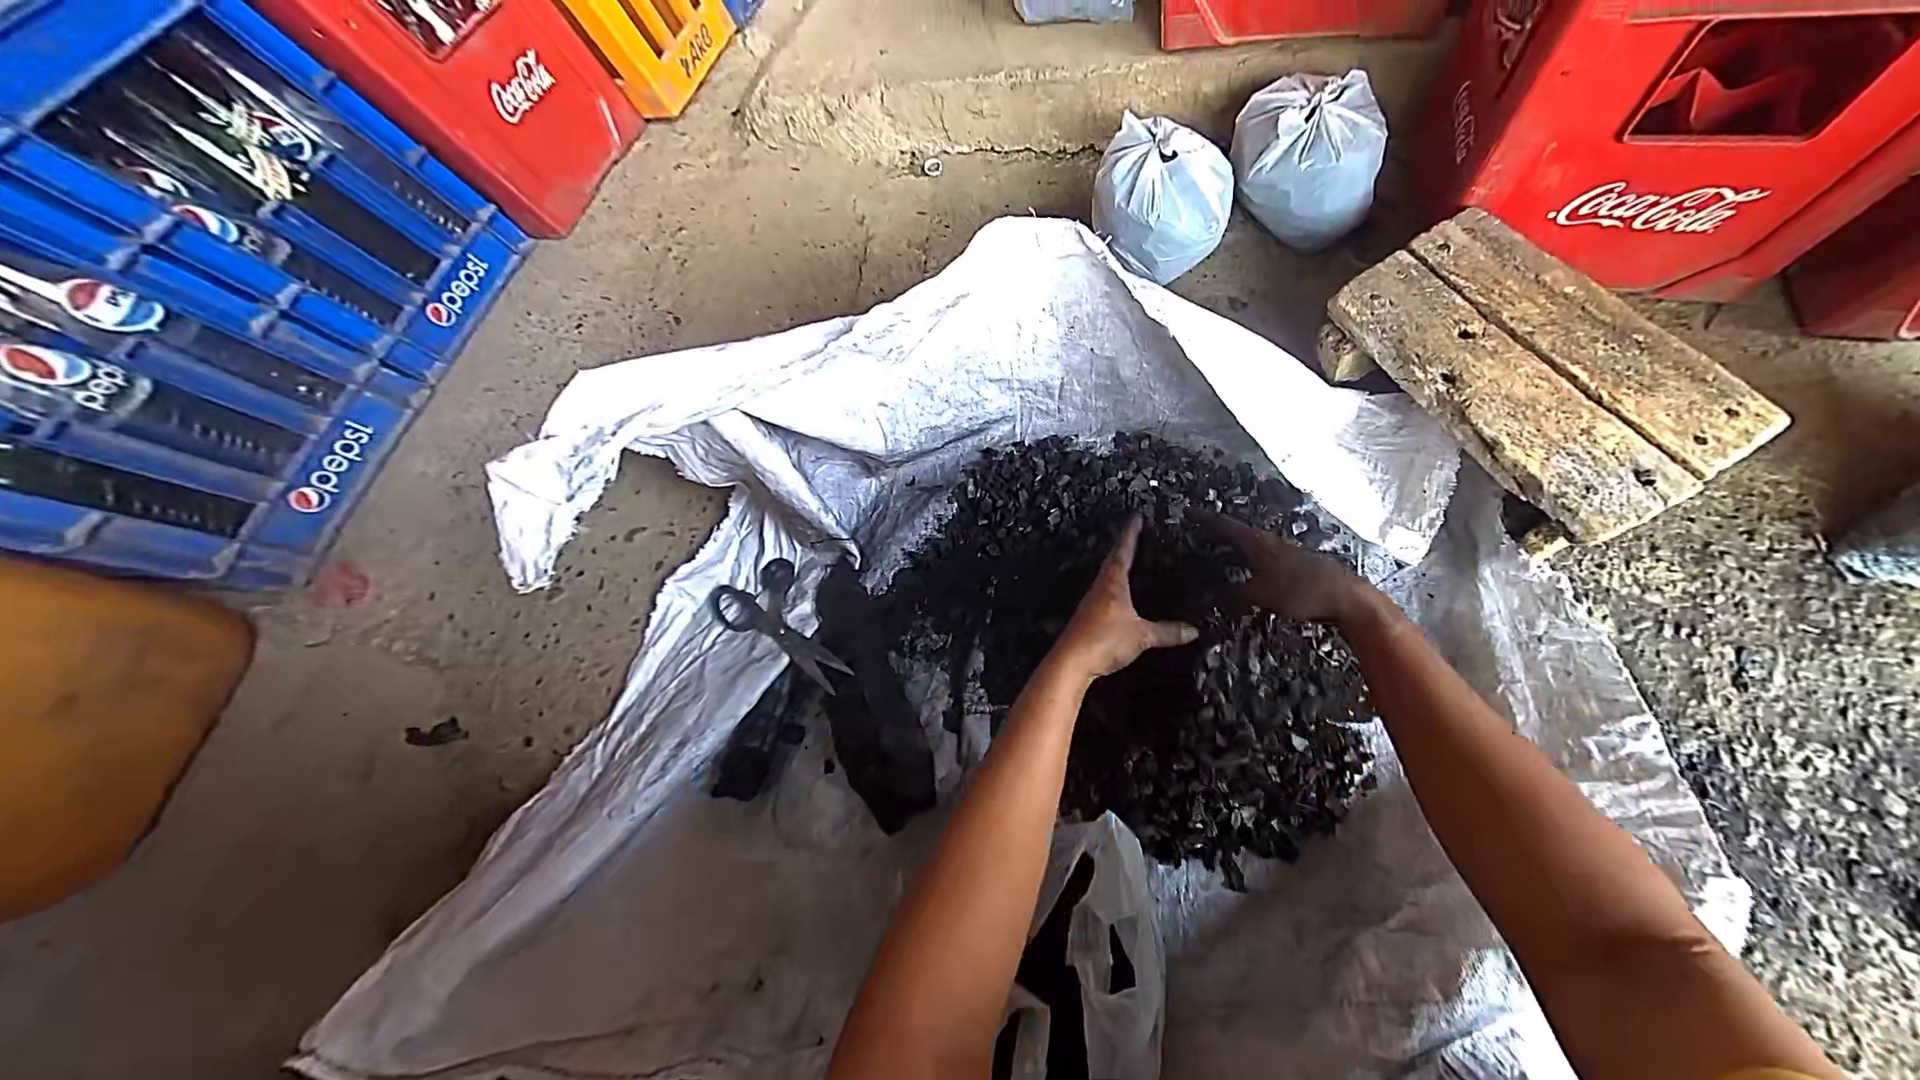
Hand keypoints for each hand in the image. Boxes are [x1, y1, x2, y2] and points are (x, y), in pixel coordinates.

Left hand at [1050, 515, 1198, 679]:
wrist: (1071, 661)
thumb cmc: (1102, 639)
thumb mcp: (1142, 635)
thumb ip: (1167, 632)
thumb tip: (1191, 630)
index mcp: (1112, 582)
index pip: (1123, 551)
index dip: (1131, 535)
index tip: (1136, 519)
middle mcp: (1099, 588)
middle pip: (1112, 561)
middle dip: (1124, 547)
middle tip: (1133, 535)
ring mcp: (1091, 602)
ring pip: (1106, 578)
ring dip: (1117, 568)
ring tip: (1128, 562)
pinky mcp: (1088, 618)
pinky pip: (1103, 596)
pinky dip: (1114, 590)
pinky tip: (1119, 599)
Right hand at [1194, 508, 1371, 623]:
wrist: (1347, 599)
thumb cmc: (1304, 590)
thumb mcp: (1261, 595)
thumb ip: (1235, 596)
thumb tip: (1214, 600)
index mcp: (1258, 542)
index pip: (1224, 525)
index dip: (1205, 519)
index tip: (1189, 511)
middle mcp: (1270, 543)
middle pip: (1237, 534)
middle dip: (1217, 534)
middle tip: (1198, 535)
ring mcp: (1284, 553)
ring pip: (1251, 548)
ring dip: (1234, 550)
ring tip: (1218, 556)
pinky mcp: (1294, 567)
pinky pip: (1262, 561)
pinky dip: (1248, 563)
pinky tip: (1246, 575)